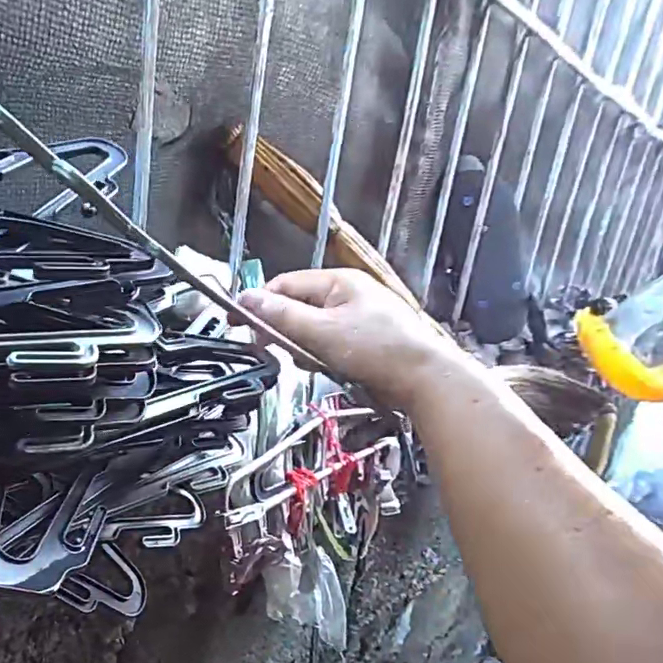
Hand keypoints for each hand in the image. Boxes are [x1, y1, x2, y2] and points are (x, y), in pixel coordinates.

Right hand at [238, 268, 471, 408]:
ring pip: (311, 330)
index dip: (258, 304)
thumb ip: (281, 316)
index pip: (284, 286)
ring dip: (304, 348)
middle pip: (297, 308)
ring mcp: (357, 318)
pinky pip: (328, 344)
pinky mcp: (363, 341)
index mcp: (338, 282)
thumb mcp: (321, 332)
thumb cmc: (379, 351)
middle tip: (273, 349)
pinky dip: (322, 357)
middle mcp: (348, 295)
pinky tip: (331, 368)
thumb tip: (247, 298)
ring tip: (316, 362)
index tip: (238, 322)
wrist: (424, 380)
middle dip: (284, 331)